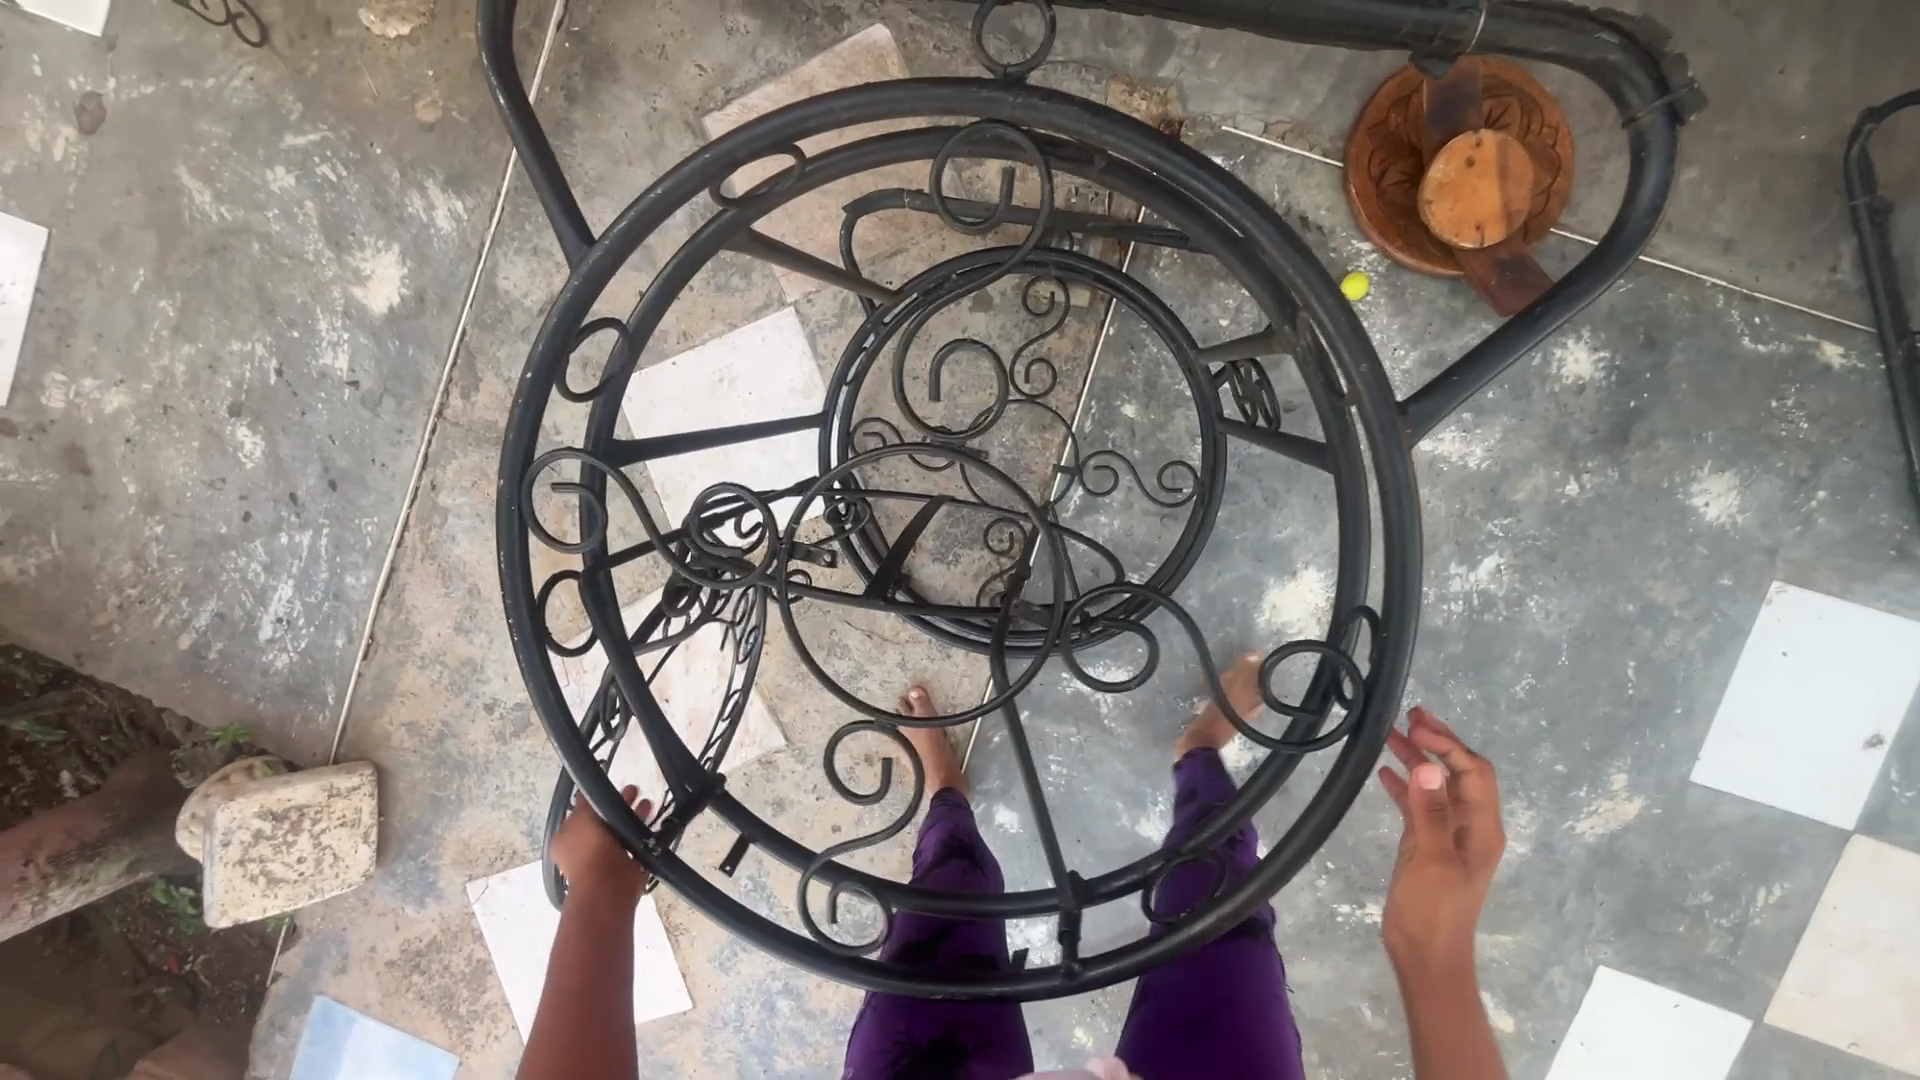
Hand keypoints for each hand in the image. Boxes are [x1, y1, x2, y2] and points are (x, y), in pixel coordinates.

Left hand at [552, 785, 650, 908]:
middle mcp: (582, 849)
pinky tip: (653, 822)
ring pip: (620, 832)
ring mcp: (603, 859)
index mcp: (566, 838)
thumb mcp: (582, 817)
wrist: (608, 884)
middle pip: (602, 821)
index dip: (595, 800)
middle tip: (634, 790)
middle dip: (619, 805)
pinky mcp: (623, 867)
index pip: (579, 813)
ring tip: (648, 803)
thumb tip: (586, 792)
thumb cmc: (590, 848)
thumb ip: (585, 802)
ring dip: (634, 816)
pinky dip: (643, 834)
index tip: (612, 788)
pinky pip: (635, 844)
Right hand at [1375, 707, 1504, 981]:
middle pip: (1460, 773)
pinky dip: (1404, 784)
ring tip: (1390, 734)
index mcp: (1482, 828)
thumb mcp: (1431, 859)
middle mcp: (1471, 826)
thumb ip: (1430, 812)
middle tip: (1410, 714)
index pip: (1472, 772)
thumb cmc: (1433, 909)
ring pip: (1436, 785)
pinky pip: (1419, 804)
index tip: (1415, 726)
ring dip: (1417, 758)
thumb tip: (1426, 765)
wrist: (1426, 954)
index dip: (1448, 745)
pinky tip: (1383, 771)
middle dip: (1439, 742)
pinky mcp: (1427, 845)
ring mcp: (1449, 835)